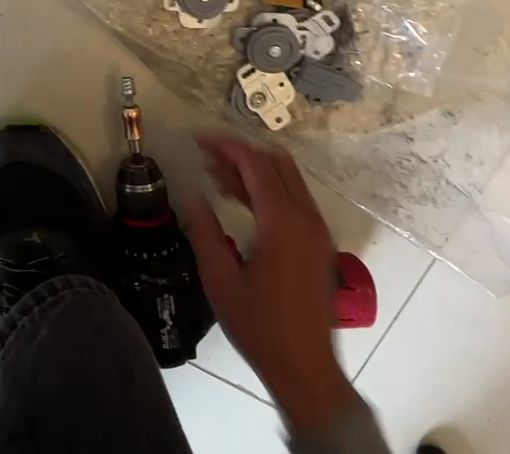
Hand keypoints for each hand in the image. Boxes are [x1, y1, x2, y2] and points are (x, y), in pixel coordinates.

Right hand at [182, 134, 356, 430]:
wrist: (305, 368)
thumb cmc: (259, 325)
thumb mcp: (220, 278)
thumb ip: (204, 230)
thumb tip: (191, 194)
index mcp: (282, 222)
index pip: (255, 164)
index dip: (225, 147)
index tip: (198, 141)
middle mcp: (306, 218)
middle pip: (276, 163)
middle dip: (240, 152)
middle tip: (206, 157)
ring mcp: (316, 230)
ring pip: (287, 178)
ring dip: (253, 169)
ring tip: (216, 176)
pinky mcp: (317, 243)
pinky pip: (293, 198)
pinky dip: (267, 188)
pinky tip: (238, 199)